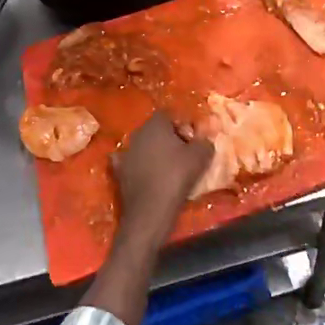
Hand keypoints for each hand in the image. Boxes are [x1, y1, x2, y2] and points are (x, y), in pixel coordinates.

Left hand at [112, 110, 212, 232]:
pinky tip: (147, 173)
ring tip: (168, 166)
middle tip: (183, 152)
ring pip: (143, 146)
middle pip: (155, 129)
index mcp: (155, 124)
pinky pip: (130, 163)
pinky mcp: (119, 172)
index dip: (181, 124)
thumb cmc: (177, 176)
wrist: (151, 209)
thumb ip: (205, 142)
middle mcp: (137, 134)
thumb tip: (204, 141)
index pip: (169, 114)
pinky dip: (138, 166)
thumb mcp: (201, 157)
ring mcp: (126, 153)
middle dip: (168, 137)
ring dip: (154, 152)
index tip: (192, 139)